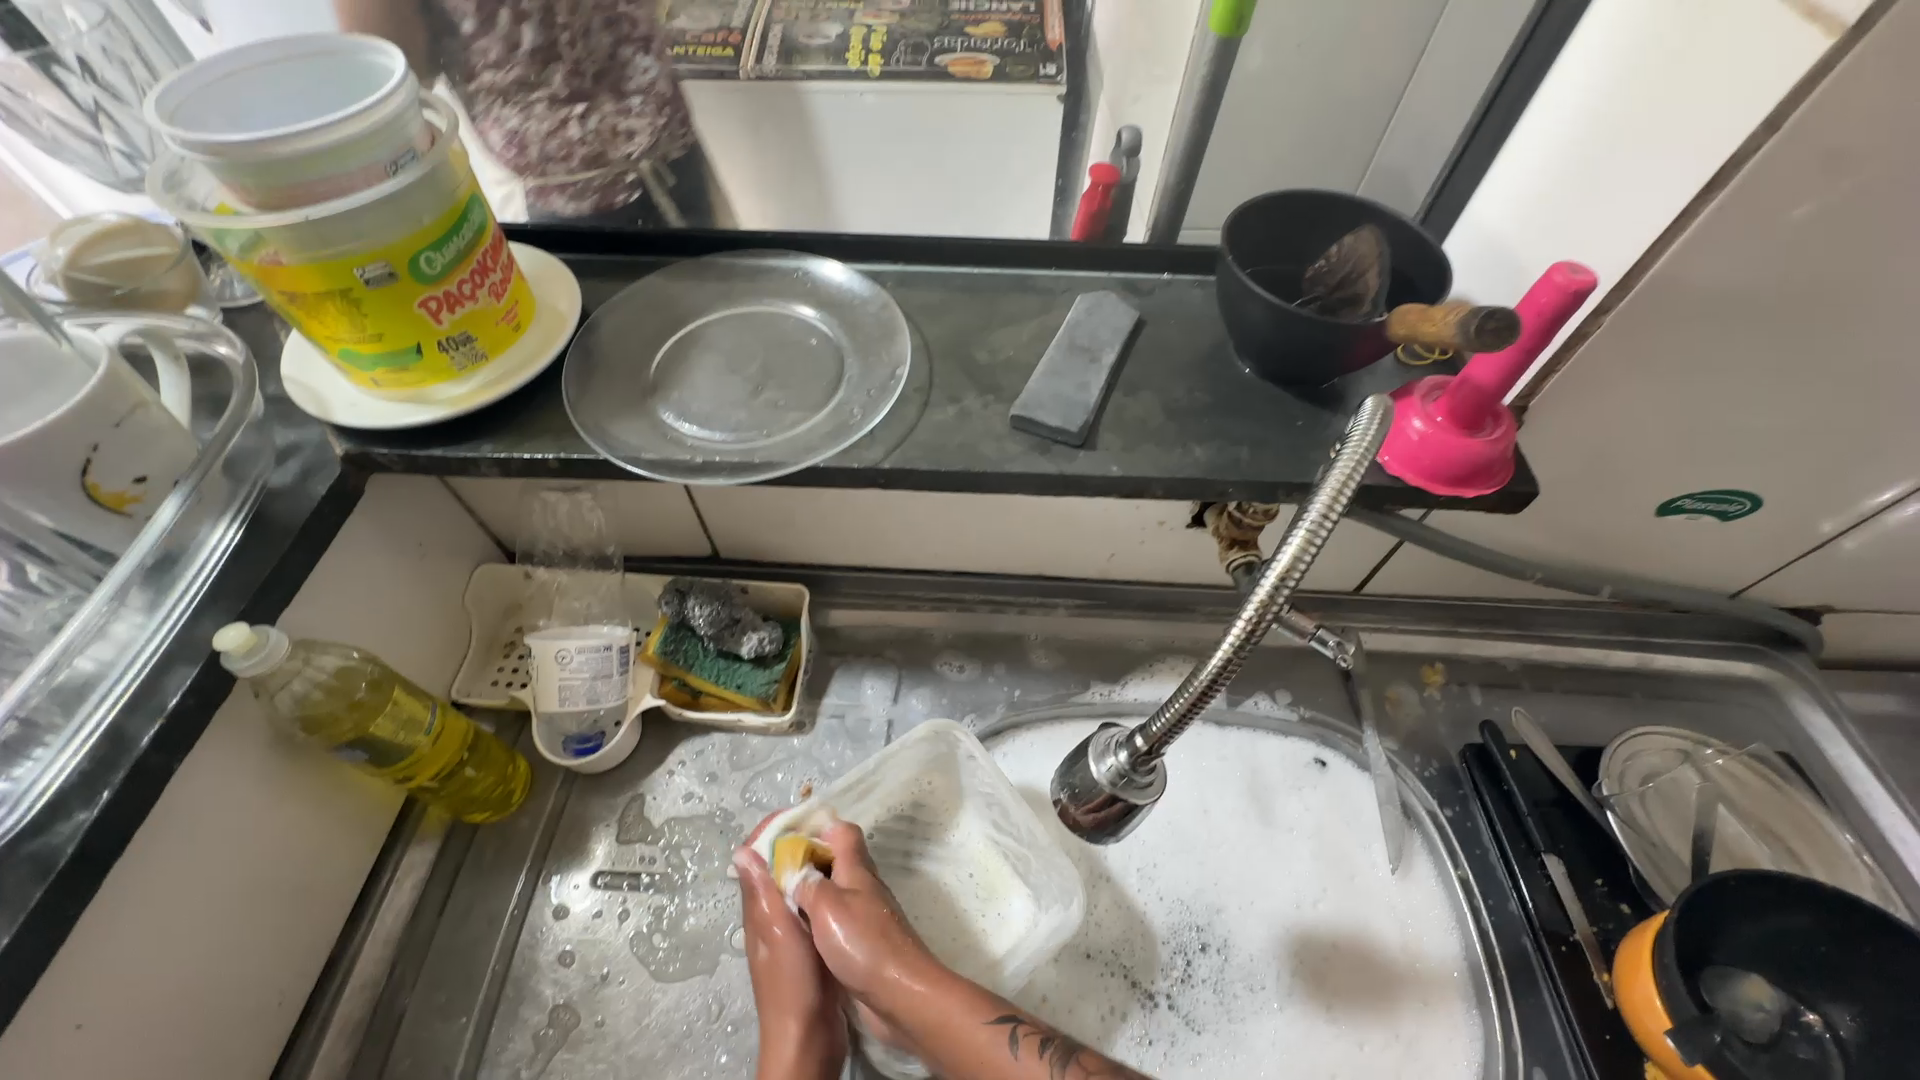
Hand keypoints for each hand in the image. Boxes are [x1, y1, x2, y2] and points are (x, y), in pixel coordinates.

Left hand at [736, 817, 845, 1079]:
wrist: (807, 1038)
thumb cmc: (792, 983)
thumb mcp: (778, 933)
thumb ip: (762, 894)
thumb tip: (741, 850)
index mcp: (759, 909)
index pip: (758, 855)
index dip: (776, 828)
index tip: (804, 809)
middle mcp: (771, 914)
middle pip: (778, 864)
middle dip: (798, 838)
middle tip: (830, 822)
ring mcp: (791, 928)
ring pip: (797, 881)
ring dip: (812, 858)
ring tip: (841, 842)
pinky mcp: (810, 942)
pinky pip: (814, 901)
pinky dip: (824, 883)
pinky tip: (845, 881)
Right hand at [792, 820, 941, 1004]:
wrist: (900, 994)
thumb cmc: (864, 944)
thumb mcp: (827, 906)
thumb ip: (805, 881)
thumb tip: (785, 861)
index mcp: (856, 869)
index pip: (840, 831)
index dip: (814, 827)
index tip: (783, 837)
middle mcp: (862, 886)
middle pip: (834, 859)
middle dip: (804, 860)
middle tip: (771, 870)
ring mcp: (864, 913)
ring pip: (832, 889)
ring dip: (808, 889)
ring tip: (776, 898)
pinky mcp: (862, 940)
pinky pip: (834, 917)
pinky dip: (814, 917)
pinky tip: (797, 929)